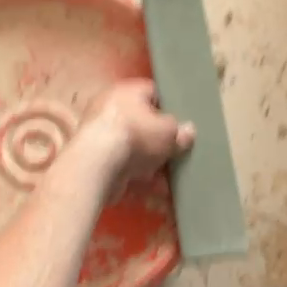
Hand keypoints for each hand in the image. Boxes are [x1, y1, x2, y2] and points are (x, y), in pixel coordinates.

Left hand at [75, 79, 193, 192]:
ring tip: (170, 181)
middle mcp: (110, 110)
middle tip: (178, 154)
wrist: (97, 165)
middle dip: (161, 143)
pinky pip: (124, 169)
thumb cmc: (136, 136)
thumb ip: (181, 132)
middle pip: (142, 125)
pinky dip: (139, 181)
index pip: (152, 93)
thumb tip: (188, 130)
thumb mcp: (169, 132)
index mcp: (126, 92)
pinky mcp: (97, 162)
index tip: (182, 123)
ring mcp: (102, 137)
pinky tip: (156, 195)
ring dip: (152, 167)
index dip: (170, 107)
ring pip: (134, 151)